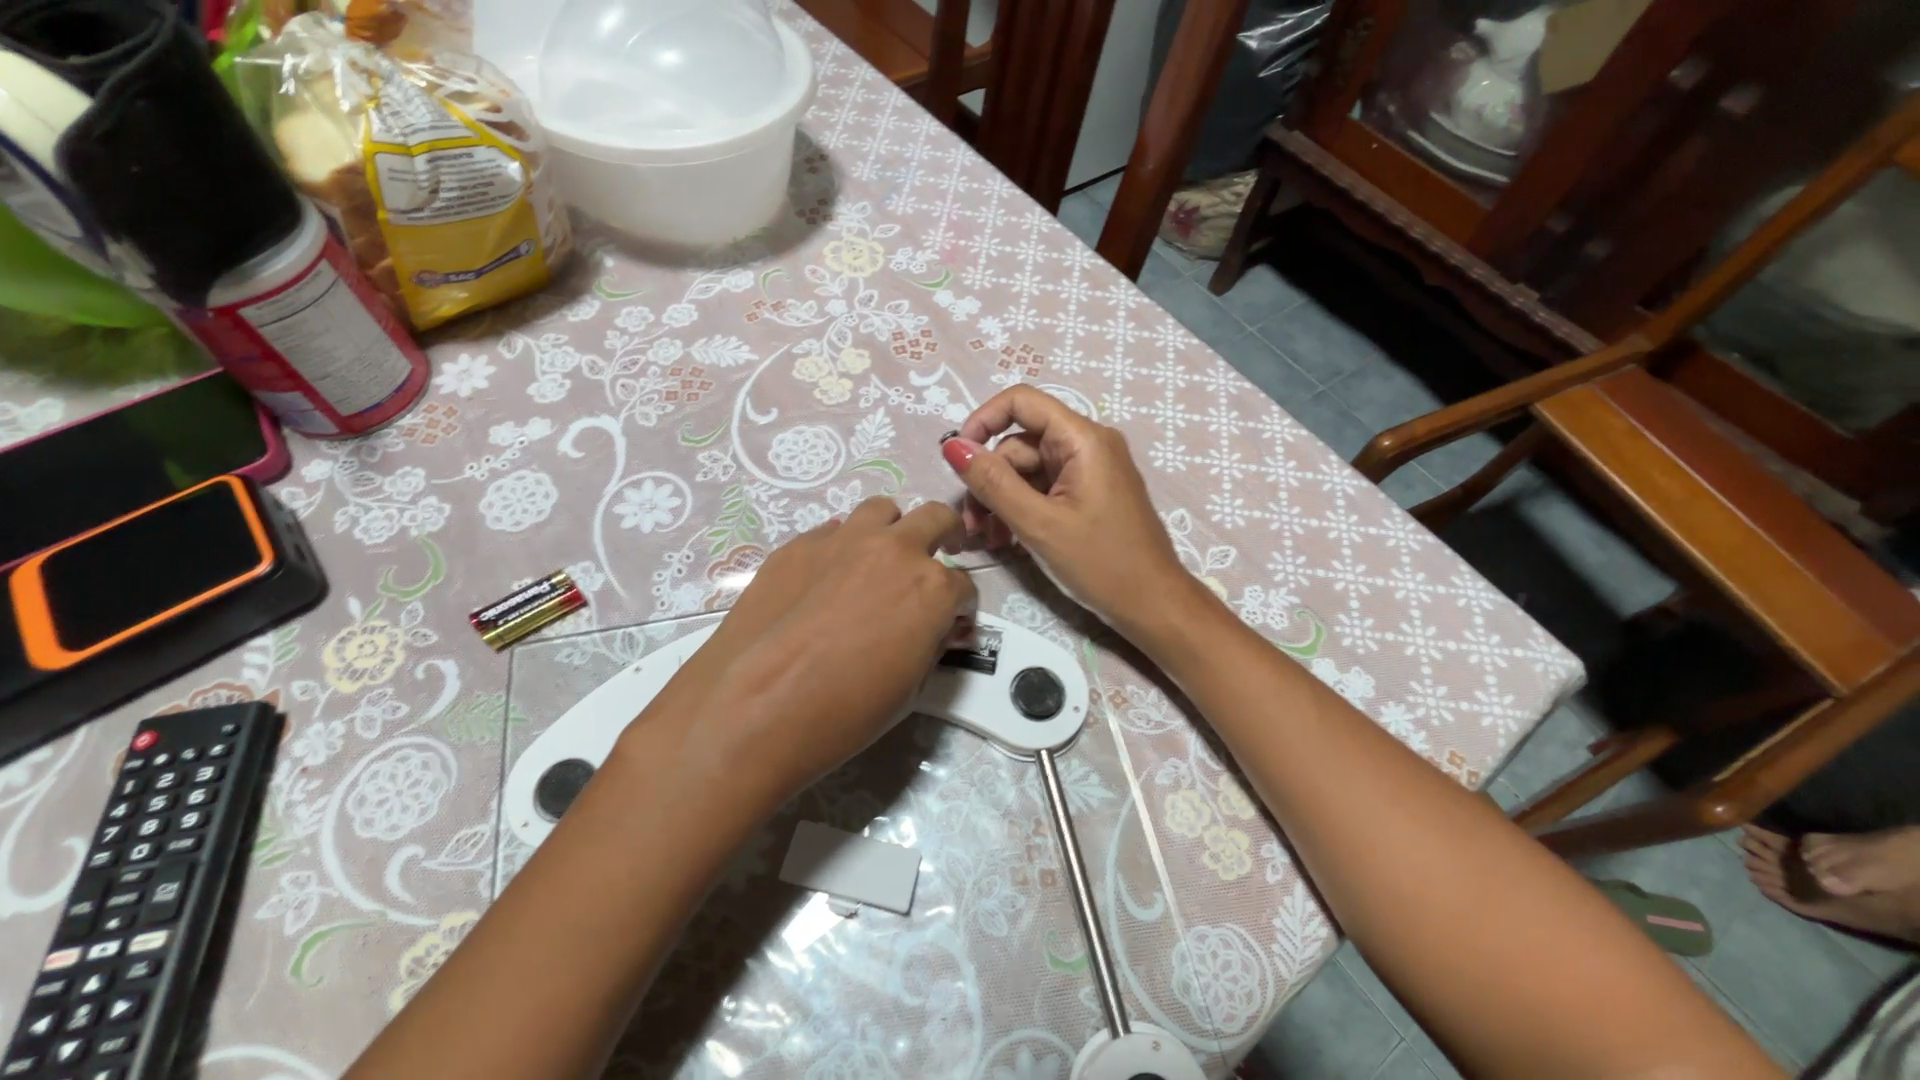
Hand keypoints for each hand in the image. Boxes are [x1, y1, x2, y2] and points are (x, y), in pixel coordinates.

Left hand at [625, 497, 976, 807]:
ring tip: (879, 559)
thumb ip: (931, 645)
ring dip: (891, 529)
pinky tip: (825, 580)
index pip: (963, 585)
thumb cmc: (844, 713)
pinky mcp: (797, 545)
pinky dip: (840, 548)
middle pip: (936, 519)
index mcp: (932, 587)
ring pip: (881, 510)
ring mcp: (842, 540)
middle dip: (944, 538)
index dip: (960, 605)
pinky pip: (831, 532)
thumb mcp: (909, 689)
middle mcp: (894, 550)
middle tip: (934, 562)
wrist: (754, 706)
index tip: (951, 622)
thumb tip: (936, 628)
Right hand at [941, 385, 1193, 634]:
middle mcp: (1087, 444)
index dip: (983, 420)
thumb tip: (952, 446)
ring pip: (1027, 470)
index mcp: (1083, 439)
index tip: (957, 457)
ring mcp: (1090, 470)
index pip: (1021, 401)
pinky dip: (1021, 509)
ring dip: (1001, 499)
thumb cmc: (1101, 563)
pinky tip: (1006, 540)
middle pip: (1020, 443)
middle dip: (989, 478)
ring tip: (986, 539)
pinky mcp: (1089, 494)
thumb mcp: (1038, 524)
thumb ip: (992, 482)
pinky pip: (1044, 489)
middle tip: (971, 524)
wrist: (1153, 604)